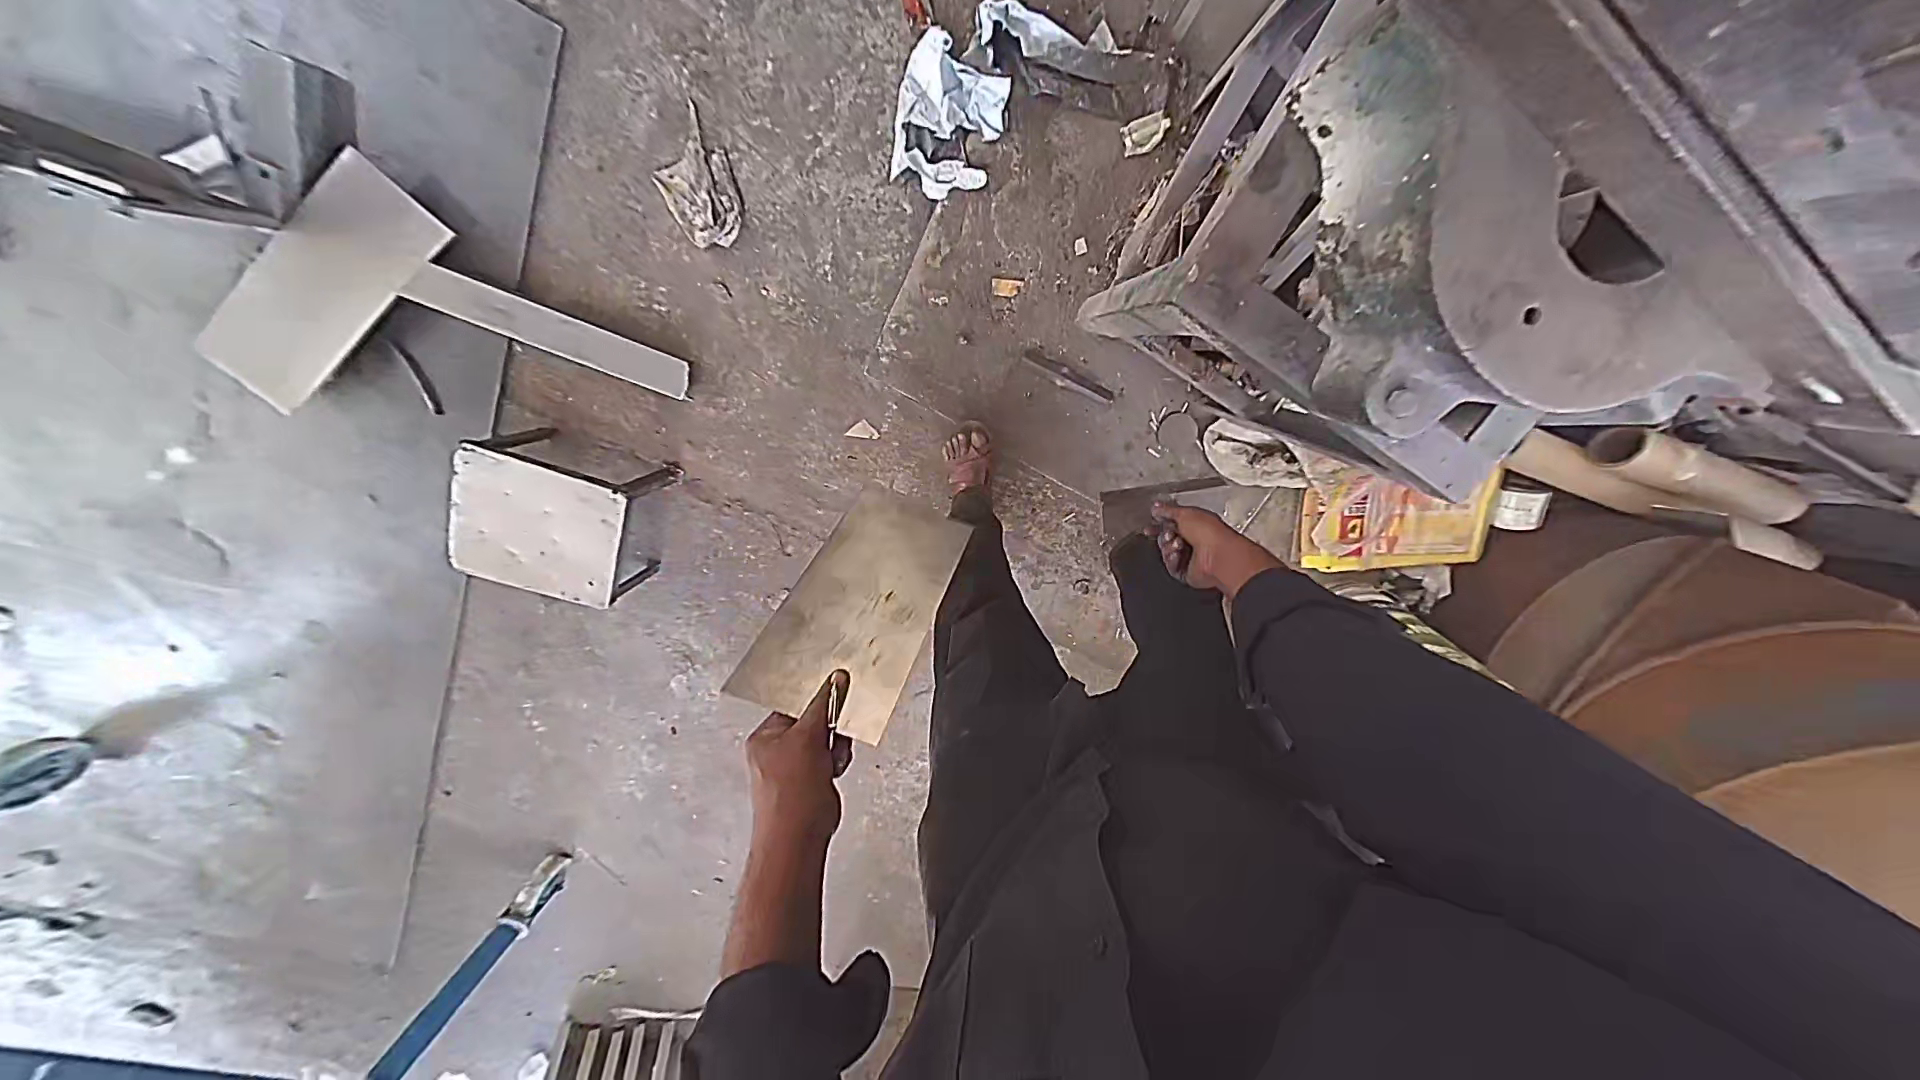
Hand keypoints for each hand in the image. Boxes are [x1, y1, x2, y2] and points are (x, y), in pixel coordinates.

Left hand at [745, 670, 852, 846]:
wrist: (799, 836)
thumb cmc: (790, 795)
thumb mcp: (809, 736)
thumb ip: (824, 705)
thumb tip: (835, 681)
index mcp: (765, 736)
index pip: (794, 704)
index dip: (815, 700)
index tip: (835, 695)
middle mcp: (777, 750)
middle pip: (812, 721)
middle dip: (829, 728)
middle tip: (831, 735)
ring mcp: (794, 766)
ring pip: (825, 739)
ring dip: (835, 746)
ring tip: (830, 760)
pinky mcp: (812, 778)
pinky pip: (830, 756)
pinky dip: (836, 760)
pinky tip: (833, 770)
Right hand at [1150, 503, 1283, 597]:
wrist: (1217, 556)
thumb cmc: (1209, 533)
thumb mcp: (1185, 513)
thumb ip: (1168, 510)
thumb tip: (1156, 508)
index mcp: (1197, 524)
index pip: (1173, 522)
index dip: (1160, 522)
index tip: (1150, 523)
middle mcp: (1195, 541)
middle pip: (1167, 538)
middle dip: (1164, 536)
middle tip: (1169, 534)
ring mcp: (1191, 557)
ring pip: (1166, 552)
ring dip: (1168, 547)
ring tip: (1177, 545)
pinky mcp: (1187, 572)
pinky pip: (1170, 566)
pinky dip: (1171, 560)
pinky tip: (1177, 555)